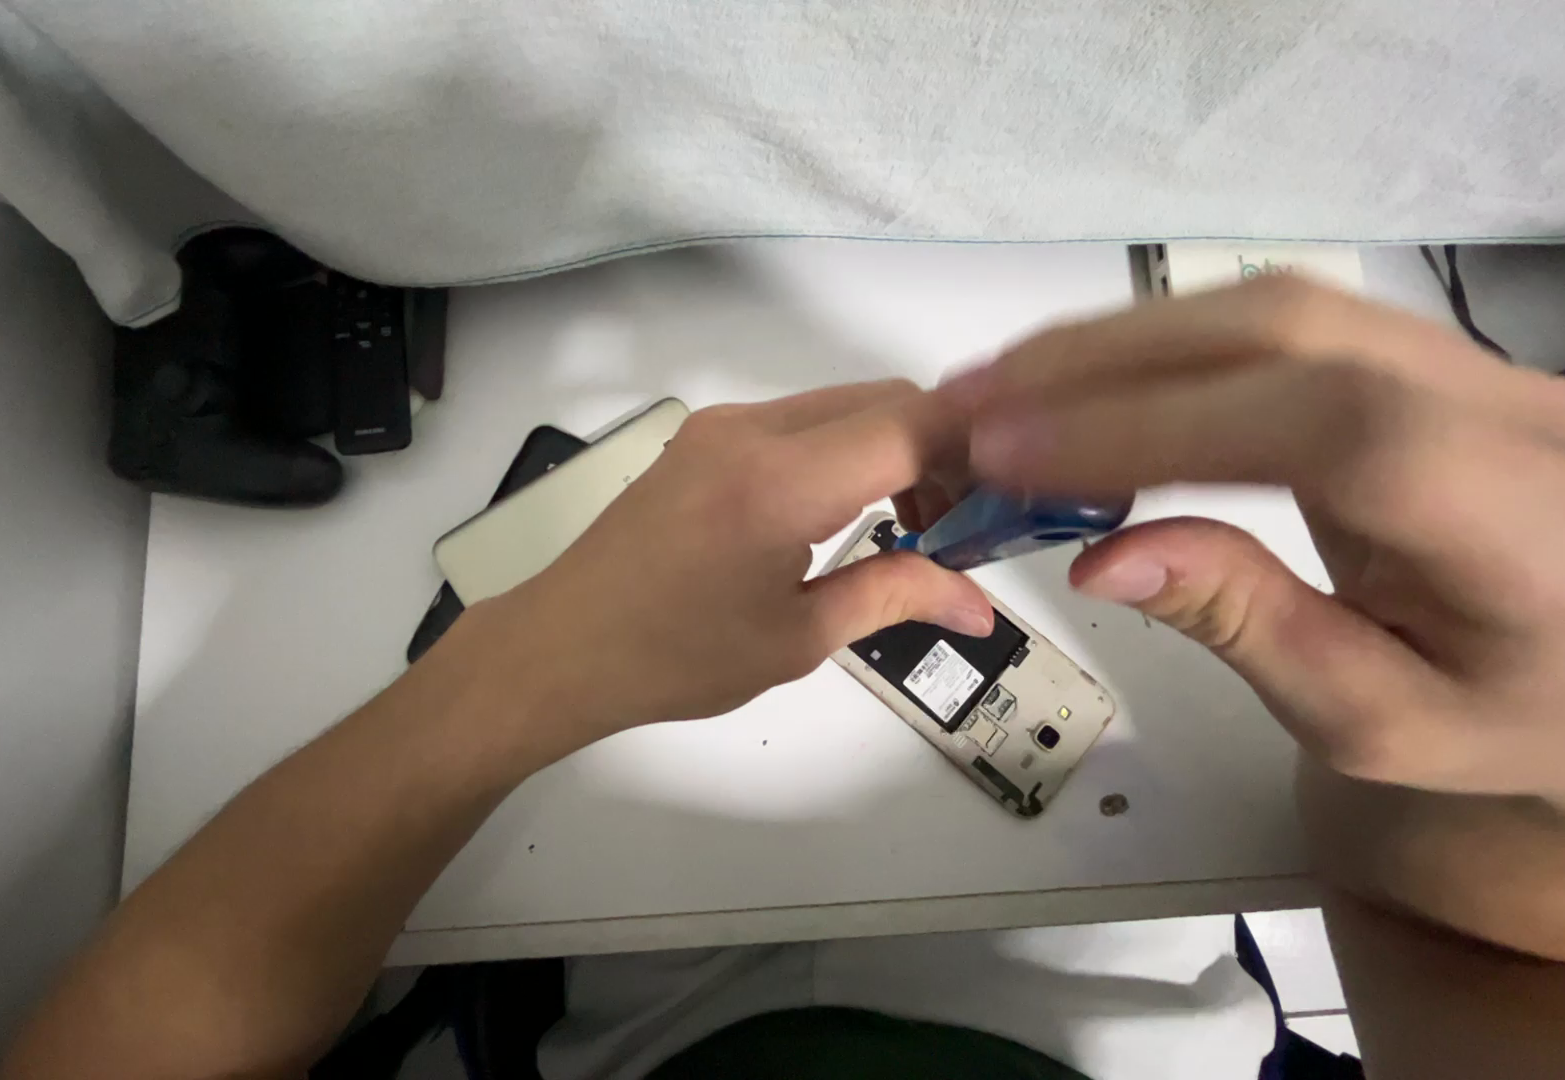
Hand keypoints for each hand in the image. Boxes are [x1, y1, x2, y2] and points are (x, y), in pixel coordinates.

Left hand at [479, 381, 994, 741]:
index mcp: (779, 481)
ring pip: (843, 404)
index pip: (913, 424)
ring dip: (892, 449)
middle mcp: (750, 428)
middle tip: (953, 529)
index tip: (1000, 505)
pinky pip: (799, 420)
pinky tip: (840, 511)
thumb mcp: (797, 638)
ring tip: (901, 528)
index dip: (977, 451)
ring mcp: (720, 424)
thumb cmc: (676, 658)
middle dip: (940, 451)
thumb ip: (894, 597)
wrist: (564, 646)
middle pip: (885, 400)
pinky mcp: (703, 435)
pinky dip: (843, 450)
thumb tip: (979, 605)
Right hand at [934, 276, 1564, 826]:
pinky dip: (1149, 345)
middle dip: (1105, 361)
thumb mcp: (1367, 720)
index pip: (1339, 432)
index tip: (1013, 456)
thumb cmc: (1493, 728)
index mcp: (1541, 537)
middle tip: (975, 403)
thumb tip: (1099, 558)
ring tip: (1000, 387)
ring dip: (1113, 342)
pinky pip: (1266, 326)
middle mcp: (1516, 415)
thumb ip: (1241, 625)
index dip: (1159, 427)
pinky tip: (1075, 378)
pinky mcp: (1413, 362)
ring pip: (1268, 308)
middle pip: (1289, 332)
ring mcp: (1469, 369)